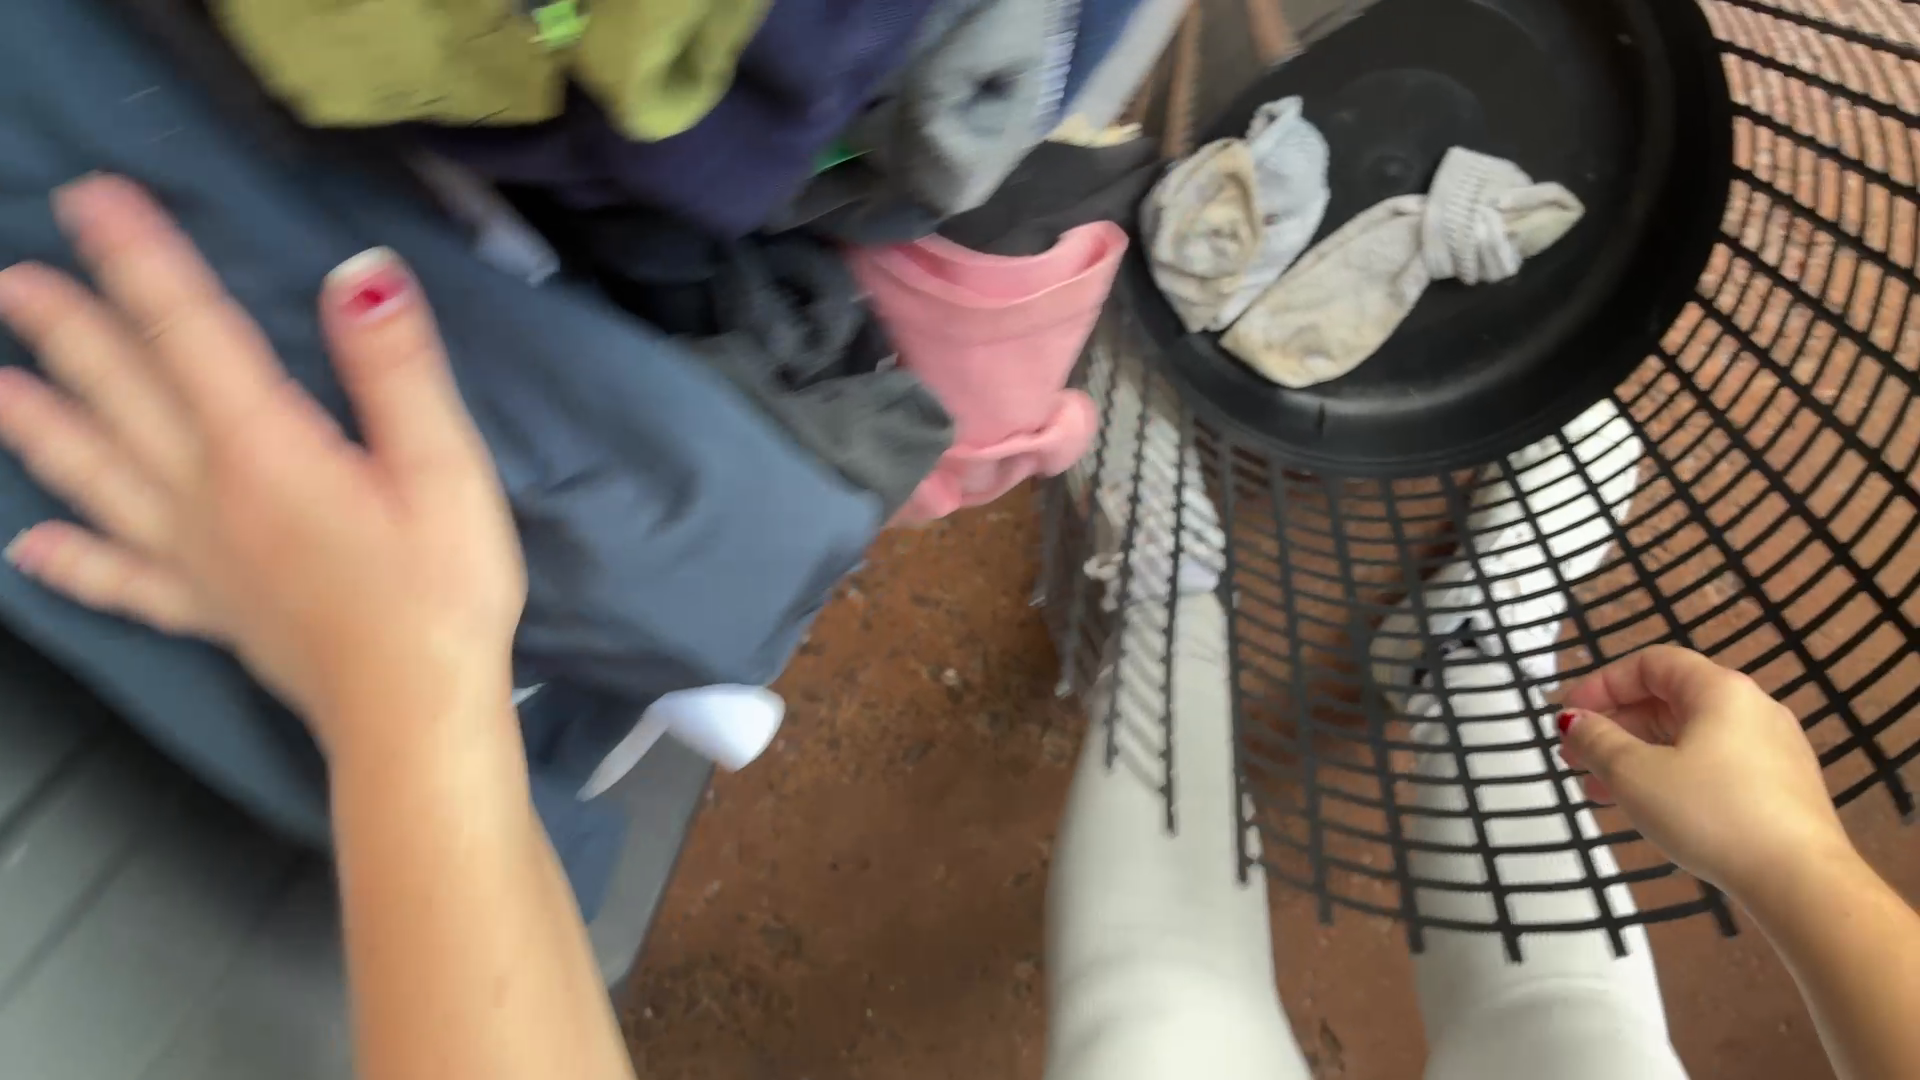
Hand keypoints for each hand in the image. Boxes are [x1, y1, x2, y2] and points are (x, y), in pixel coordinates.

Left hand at [0, 175, 524, 756]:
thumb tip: (360, 273)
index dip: (145, 264)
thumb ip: (397, 373)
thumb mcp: (445, 468)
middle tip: (22, 279)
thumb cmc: (445, 582)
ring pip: (101, 480)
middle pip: (129, 399)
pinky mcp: (217, 613)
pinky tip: (36, 549)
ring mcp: (202, 560)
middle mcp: (209, 496)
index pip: (192, 337)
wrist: (417, 700)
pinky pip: (126, 581)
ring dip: (43, 426)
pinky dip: (76, 563)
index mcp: (267, 450)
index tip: (95, 199)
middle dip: (76, 332)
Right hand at [1557, 644, 1851, 898]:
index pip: (1649, 664)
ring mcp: (1769, 751)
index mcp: (1720, 692)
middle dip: (1609, 726)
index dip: (1600, 683)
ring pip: (1681, 737)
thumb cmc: (1708, 811)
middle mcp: (1750, 711)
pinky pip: (1706, 764)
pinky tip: (1639, 804)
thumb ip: (1593, 737)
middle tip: (1573, 755)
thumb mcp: (1630, 770)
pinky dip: (1664, 773)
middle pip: (1663, 701)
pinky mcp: (1776, 787)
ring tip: (1596, 787)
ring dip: (1630, 754)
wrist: (1802, 885)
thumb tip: (1573, 721)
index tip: (1568, 714)